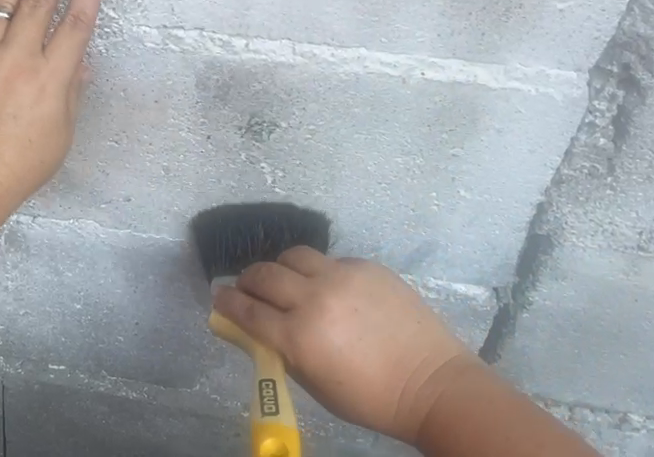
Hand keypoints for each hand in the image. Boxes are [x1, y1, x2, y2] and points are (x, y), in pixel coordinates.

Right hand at [212, 248, 476, 442]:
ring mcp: (342, 276)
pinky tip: (331, 289)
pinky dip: (320, 272)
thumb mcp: (316, 385)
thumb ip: (280, 351)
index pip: (247, 310)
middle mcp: (315, 298)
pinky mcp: (366, 266)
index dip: (227, 302)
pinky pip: (330, 260)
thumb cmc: (371, 398)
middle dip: (248, 280)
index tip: (219, 297)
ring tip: (286, 280)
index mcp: (300, 337)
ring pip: (293, 256)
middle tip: (246, 287)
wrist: (434, 385)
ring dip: (281, 268)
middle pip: (263, 274)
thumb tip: (249, 327)